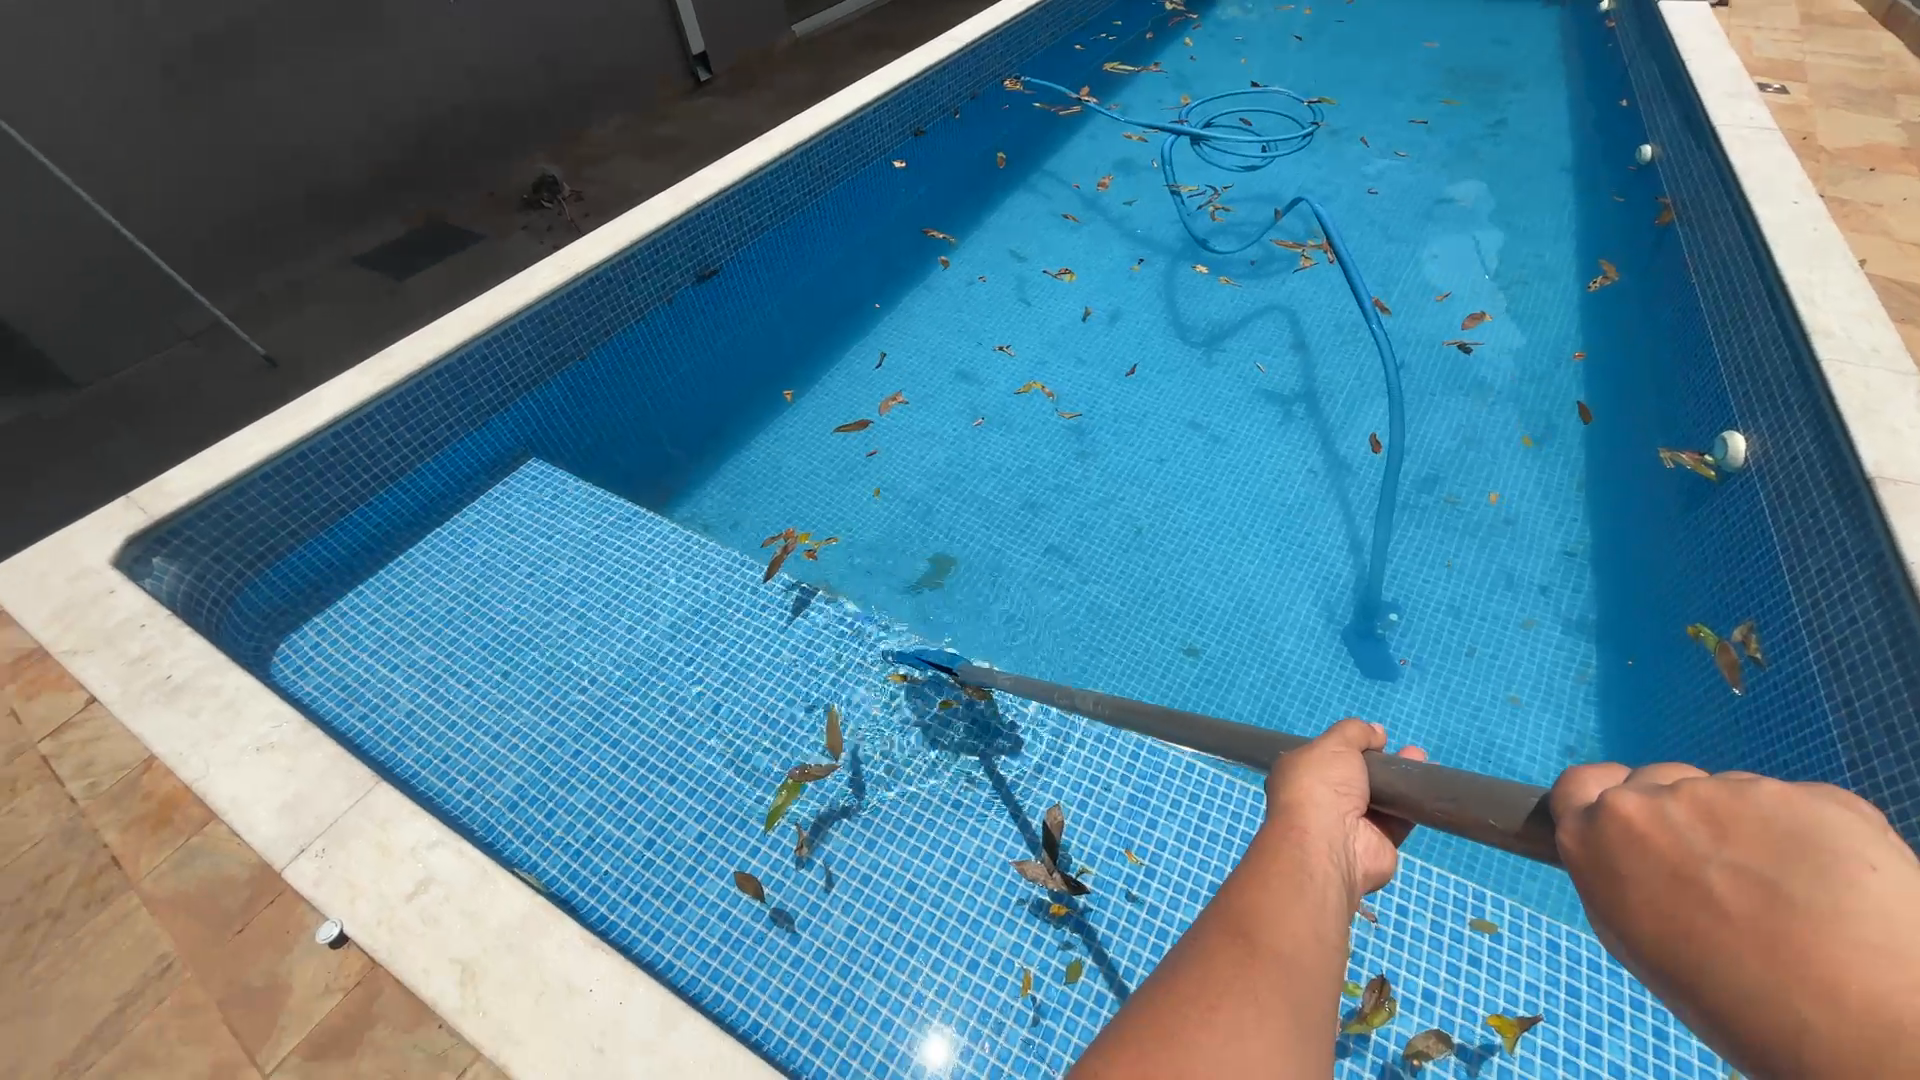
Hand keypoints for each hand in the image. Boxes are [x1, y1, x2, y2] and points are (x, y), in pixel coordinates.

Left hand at [1264, 718, 1425, 906]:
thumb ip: (1354, 732)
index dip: (1346, 744)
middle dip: (1378, 759)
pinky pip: (1398, 818)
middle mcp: (1320, 797)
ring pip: (1379, 794)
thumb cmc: (1320, 785)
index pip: (1323, 755)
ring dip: (1399, 777)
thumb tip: (1376, 731)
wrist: (1331, 843)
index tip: (1371, 737)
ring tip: (1419, 757)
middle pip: (1354, 774)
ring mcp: (1348, 821)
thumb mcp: (1333, 744)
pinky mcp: (1377, 841)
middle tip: (1401, 747)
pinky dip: (1412, 802)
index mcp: (1299, 773)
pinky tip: (1427, 783)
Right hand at [1553, 763, 1919, 1079]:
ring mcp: (1729, 791)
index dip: (1608, 797)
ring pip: (1731, 795)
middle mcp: (1648, 801)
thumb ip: (1617, 874)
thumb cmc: (1733, 1001)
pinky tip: (1838, 888)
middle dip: (1684, 816)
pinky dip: (1815, 837)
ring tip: (1794, 892)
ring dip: (1749, 827)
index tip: (1639, 825)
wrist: (1866, 1025)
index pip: (1581, 783)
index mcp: (1593, 835)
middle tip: (1727, 875)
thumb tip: (1634, 857)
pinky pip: (1801, 806)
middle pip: (1658, 785)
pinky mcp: (1810, 796)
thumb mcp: (1636, 939)